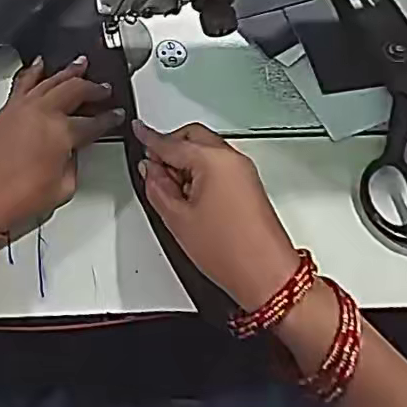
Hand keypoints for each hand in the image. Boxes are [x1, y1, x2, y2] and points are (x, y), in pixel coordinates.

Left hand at [0, 56, 122, 236]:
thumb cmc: (12, 197)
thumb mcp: (62, 189)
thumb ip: (73, 164)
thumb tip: (72, 153)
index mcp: (62, 133)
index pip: (94, 122)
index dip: (109, 119)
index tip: (115, 116)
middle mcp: (43, 113)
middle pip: (75, 90)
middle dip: (94, 88)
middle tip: (103, 89)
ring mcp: (22, 108)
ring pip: (51, 79)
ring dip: (69, 71)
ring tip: (81, 64)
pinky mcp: (6, 109)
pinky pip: (24, 82)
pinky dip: (34, 71)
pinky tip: (40, 64)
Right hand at [134, 120, 298, 308]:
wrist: (267, 276)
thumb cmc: (231, 251)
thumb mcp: (176, 218)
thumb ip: (156, 186)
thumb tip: (150, 170)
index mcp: (212, 161)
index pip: (171, 143)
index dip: (149, 138)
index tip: (138, 130)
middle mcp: (232, 160)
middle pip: (192, 136)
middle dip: (170, 147)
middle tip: (154, 168)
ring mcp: (243, 171)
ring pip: (205, 149)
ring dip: (186, 160)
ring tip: (173, 191)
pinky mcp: (249, 183)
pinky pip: (218, 164)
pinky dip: (200, 171)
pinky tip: (190, 197)